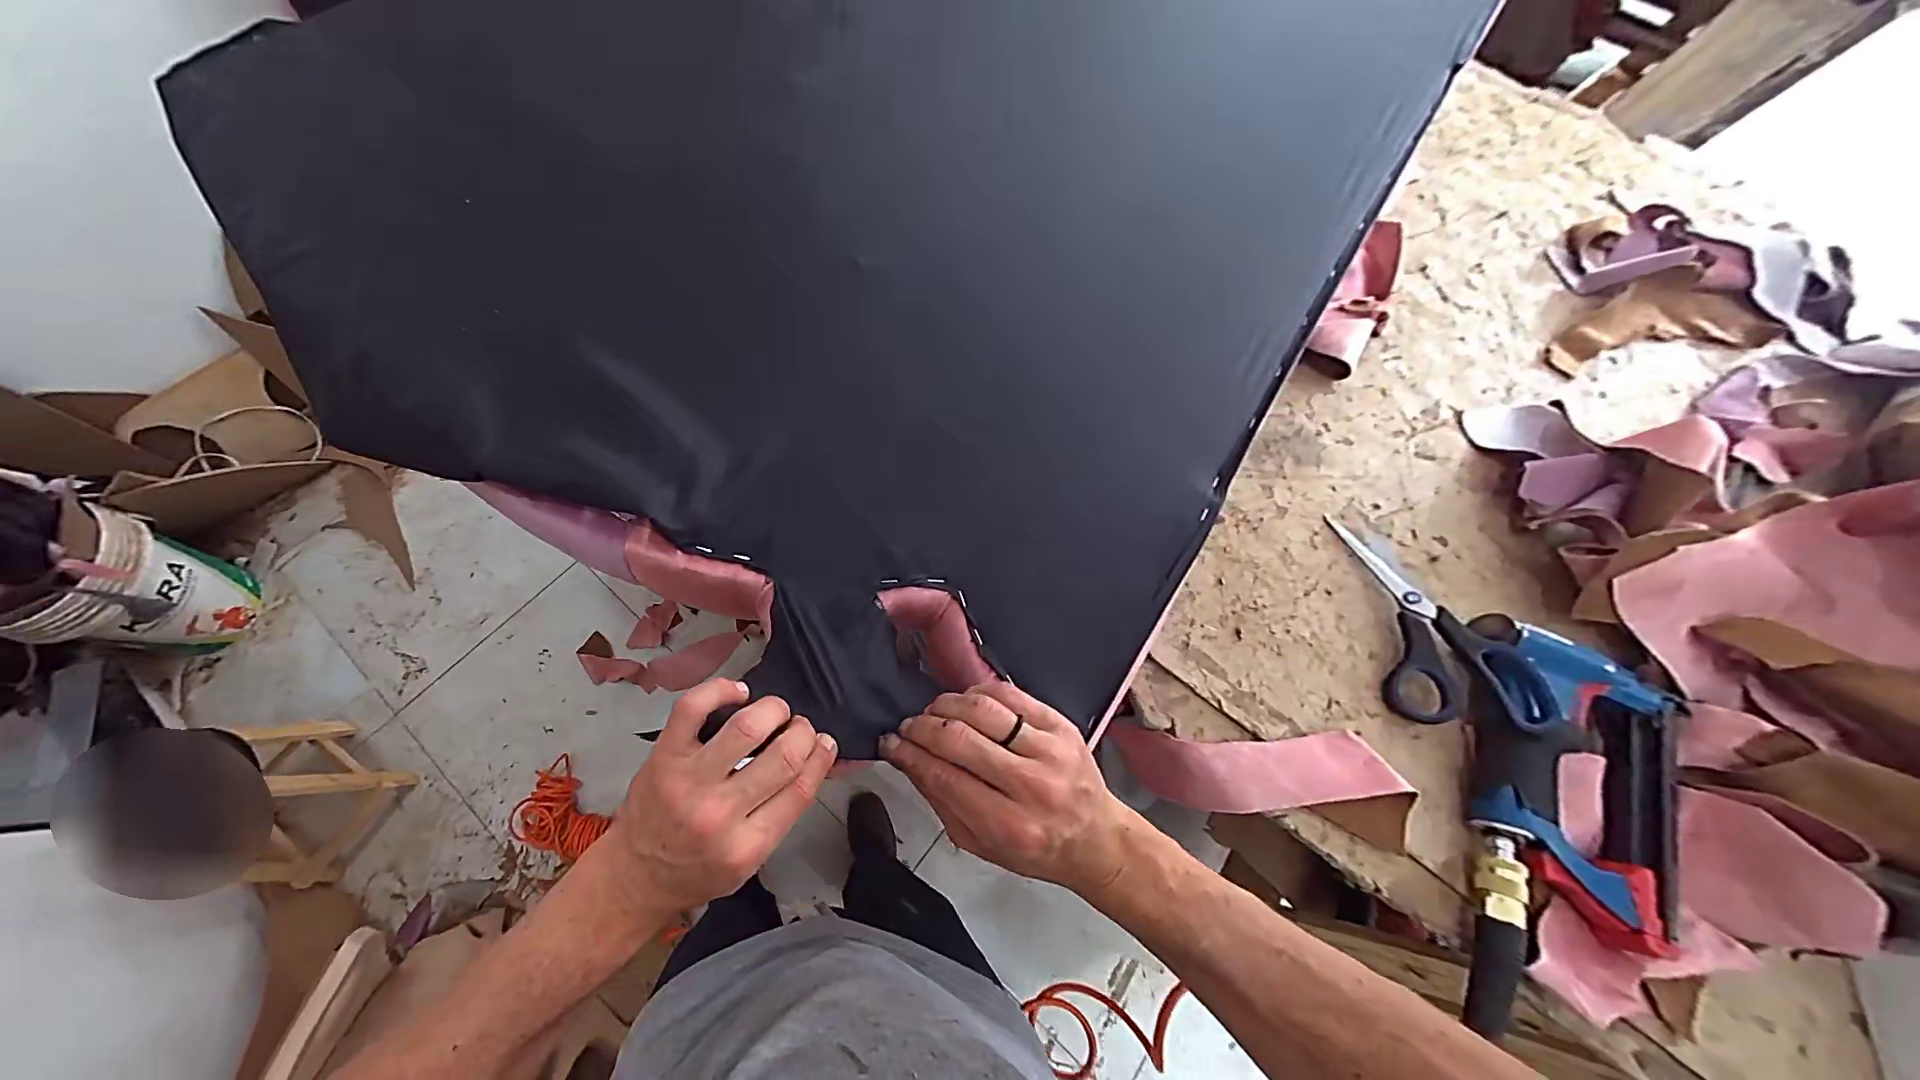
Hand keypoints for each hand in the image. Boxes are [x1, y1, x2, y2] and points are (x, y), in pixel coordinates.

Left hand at [603, 678, 837, 916]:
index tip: (824, 742)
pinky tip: (738, 692)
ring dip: (774, 710)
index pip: (801, 787)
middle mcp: (719, 813)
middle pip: (783, 756)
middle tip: (799, 729)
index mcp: (747, 845)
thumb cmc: (697, 868)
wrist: (634, 878)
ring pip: (746, 727)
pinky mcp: (664, 757)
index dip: (821, 756)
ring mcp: (688, 782)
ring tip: (776, 712)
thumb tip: (822, 758)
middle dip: (802, 732)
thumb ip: (787, 810)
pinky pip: (693, 709)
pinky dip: (720, 690)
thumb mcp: (752, 857)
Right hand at [880, 682, 1141, 895]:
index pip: (944, 777)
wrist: (1094, 837)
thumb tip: (908, 759)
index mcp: (1009, 825)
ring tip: (934, 712)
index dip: (910, 755)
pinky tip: (966, 701)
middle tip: (909, 726)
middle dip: (923, 727)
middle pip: (960, 738)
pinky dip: (979, 692)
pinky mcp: (1061, 724)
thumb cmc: (1036, 847)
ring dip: (947, 705)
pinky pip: (1011, 694)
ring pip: (984, 709)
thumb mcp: (980, 843)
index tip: (892, 743)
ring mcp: (1050, 750)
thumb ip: (941, 801)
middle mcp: (1032, 785)